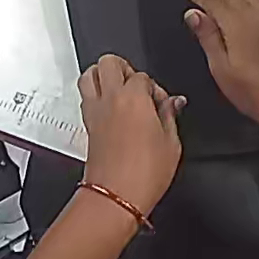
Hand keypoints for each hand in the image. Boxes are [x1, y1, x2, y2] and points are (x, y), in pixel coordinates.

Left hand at [77, 55, 183, 216]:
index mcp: (133, 97)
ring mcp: (95, 110)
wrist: (116, 196)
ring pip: (89, 74)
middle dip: (123, 68)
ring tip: (119, 89)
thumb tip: (173, 103)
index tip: (161, 103)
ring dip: (103, 76)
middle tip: (136, 84)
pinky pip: (86, 96)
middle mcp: (110, 98)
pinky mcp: (87, 124)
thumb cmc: (143, 174)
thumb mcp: (171, 143)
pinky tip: (110, 107)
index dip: (154, 87)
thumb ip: (170, 115)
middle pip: (108, 62)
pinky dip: (95, 94)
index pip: (142, 75)